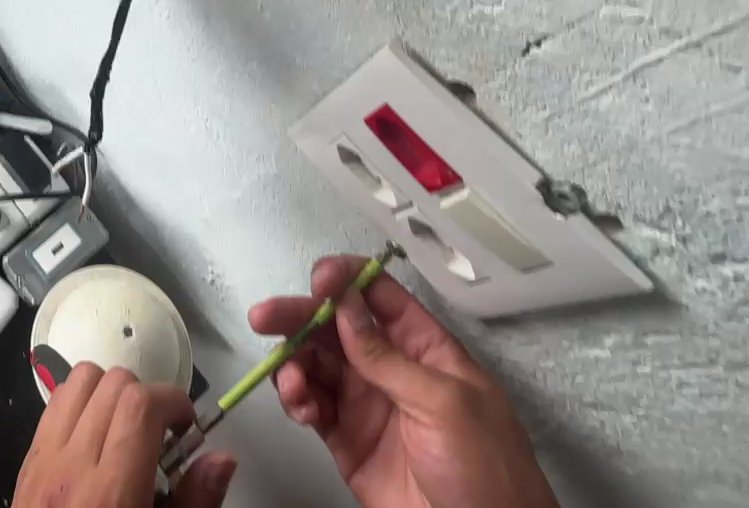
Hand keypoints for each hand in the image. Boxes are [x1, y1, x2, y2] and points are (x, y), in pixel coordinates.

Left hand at [15, 363, 236, 507]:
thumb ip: (195, 503)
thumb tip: (221, 457)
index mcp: (110, 493)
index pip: (139, 404)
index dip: (172, 400)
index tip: (186, 425)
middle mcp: (72, 466)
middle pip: (113, 385)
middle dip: (147, 397)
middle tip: (162, 433)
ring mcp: (44, 460)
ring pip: (79, 380)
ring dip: (110, 391)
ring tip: (129, 427)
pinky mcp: (28, 460)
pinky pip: (55, 403)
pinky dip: (81, 402)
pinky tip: (97, 435)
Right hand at [247, 256, 558, 507]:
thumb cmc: (485, 468)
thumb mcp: (445, 404)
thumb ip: (388, 357)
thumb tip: (343, 303)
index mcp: (421, 346)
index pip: (376, 294)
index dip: (345, 279)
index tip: (318, 280)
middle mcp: (386, 365)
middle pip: (333, 324)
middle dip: (298, 316)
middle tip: (263, 316)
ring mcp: (363, 401)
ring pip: (313, 361)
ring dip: (292, 362)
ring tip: (290, 381)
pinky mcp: (344, 436)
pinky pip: (309, 404)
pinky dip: (295, 398)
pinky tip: (300, 406)